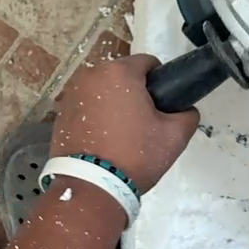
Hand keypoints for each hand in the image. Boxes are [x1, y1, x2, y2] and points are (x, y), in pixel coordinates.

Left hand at [50, 54, 199, 192]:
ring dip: (114, 102)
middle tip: (144, 123)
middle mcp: (91, 73)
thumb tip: (185, 108)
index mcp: (119, 71)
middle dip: (135, 92)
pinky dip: (96, 113)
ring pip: (103, 89)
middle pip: (123, 75)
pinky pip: (86, 103)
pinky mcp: (61, 110)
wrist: (91, 186)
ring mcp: (72, 91)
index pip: (148, 63)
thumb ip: (187, 114)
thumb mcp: (174, 137)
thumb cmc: (134, 155)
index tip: (161, 105)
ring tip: (122, 133)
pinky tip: (102, 137)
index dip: (159, 81)